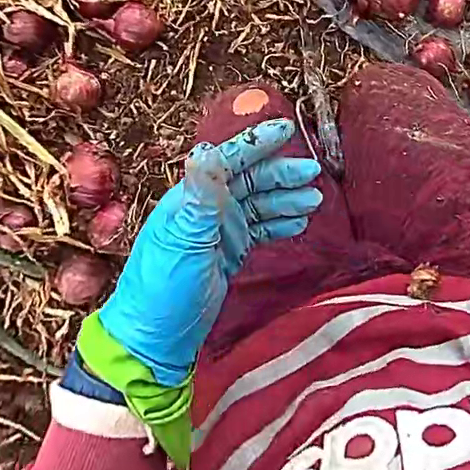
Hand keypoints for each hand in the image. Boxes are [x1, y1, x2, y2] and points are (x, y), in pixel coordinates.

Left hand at [95, 119, 321, 386]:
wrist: (155, 339)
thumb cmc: (163, 287)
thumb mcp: (185, 240)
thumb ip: (201, 196)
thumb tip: (207, 150)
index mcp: (192, 197)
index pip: (230, 159)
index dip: (258, 143)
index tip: (287, 129)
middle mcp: (208, 207)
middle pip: (252, 179)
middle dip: (282, 174)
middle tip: (313, 174)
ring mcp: (220, 229)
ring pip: (261, 203)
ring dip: (287, 199)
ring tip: (314, 201)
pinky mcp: (231, 250)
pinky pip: (261, 228)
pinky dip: (280, 223)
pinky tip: (300, 223)